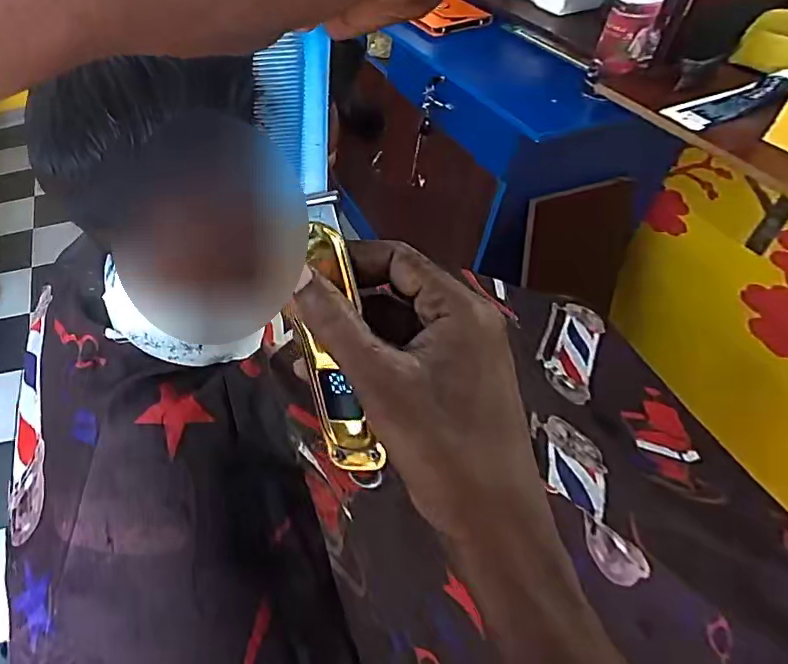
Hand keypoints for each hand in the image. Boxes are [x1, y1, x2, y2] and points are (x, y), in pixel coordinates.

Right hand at [290, 240, 538, 538]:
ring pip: (391, 323)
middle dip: (341, 301)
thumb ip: (332, 320)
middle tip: (297, 316)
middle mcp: (464, 321)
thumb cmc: (439, 445)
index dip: (345, 260)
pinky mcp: (451, 380)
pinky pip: (400, 351)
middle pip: (391, 289)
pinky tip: (328, 374)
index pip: (394, 257)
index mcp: (459, 309)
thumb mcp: (377, 377)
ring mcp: (460, 353)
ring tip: (303, 350)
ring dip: (348, 333)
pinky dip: (365, 357)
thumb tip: (293, 271)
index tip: (303, 276)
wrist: (493, 530)